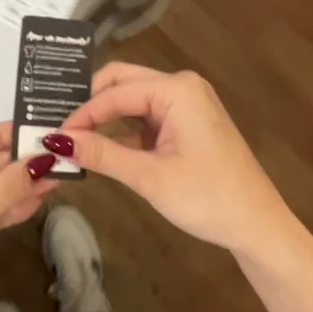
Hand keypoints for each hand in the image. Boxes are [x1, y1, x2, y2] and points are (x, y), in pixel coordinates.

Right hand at [47, 63, 290, 253]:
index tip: (52, 135)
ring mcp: (186, 103)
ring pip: (131, 99)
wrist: (260, 228)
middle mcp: (181, 86)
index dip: (81, 113)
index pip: (114, 92)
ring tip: (71, 135)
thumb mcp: (149, 177)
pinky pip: (144, 115)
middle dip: (89, 104)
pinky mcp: (186, 122)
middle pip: (120, 82)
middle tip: (58, 126)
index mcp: (176, 89)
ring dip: (103, 117)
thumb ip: (102, 153)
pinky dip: (122, 129)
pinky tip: (99, 147)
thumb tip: (56, 141)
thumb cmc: (208, 198)